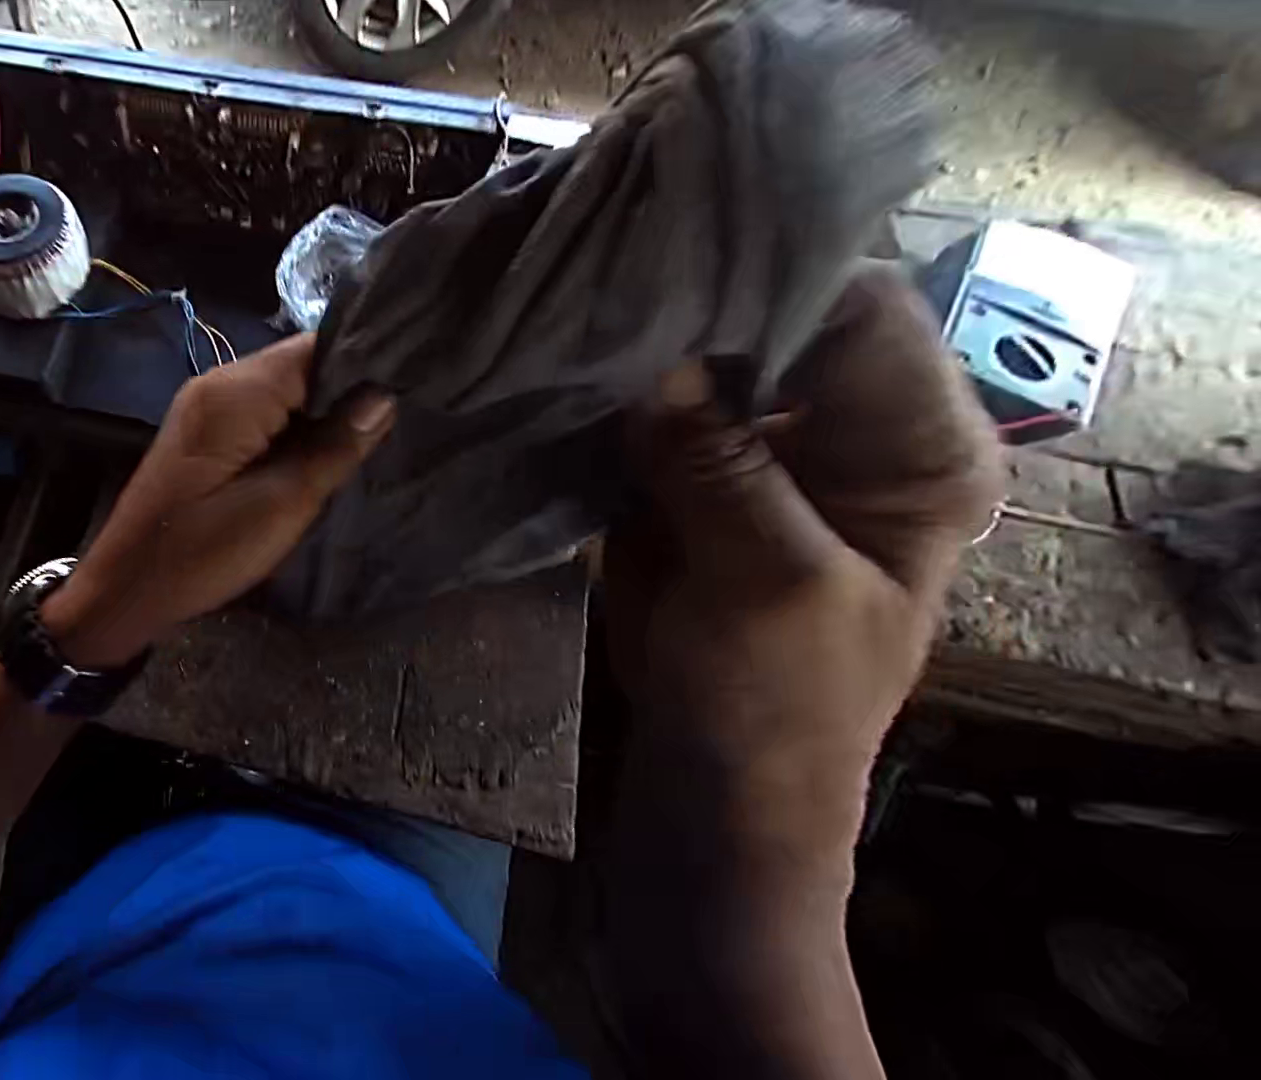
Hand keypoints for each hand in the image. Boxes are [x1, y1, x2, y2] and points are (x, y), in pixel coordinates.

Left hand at [41, 333, 395, 666]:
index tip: (408, 384)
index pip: (315, 349)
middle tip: (397, 418)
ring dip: (321, 412)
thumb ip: (334, 448)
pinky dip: (294, 428)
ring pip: (282, 391)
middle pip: (298, 366)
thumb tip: (382, 398)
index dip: (363, 363)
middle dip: (346, 390)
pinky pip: (262, 414)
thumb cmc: (204, 552)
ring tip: (369, 436)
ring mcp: (207, 407)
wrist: (127, 589)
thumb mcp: (282, 505)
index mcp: (235, 394)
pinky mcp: (205, 433)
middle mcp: (218, 384)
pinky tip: (321, 452)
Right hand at [605, 266, 1002, 841]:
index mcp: (910, 448)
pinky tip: (564, 394)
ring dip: (637, 367)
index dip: (768, 295)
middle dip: (687, 324)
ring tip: (571, 346)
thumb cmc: (778, 694)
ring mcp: (750, 453)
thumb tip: (655, 374)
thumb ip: (724, 479)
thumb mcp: (771, 587)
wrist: (715, 757)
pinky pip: (644, 422)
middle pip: (768, 336)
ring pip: (694, 377)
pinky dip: (607, 409)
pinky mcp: (683, 478)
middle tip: (601, 308)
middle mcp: (837, 433)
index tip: (665, 285)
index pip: (856, 318)